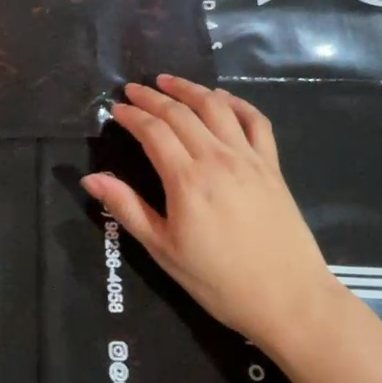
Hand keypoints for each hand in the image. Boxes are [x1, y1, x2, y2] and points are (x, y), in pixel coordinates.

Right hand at [83, 75, 339, 349]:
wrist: (290, 300)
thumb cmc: (219, 282)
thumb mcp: (164, 250)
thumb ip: (128, 208)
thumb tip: (91, 178)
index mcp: (187, 180)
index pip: (153, 131)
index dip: (132, 115)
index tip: (116, 108)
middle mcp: (217, 158)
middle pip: (181, 113)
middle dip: (153, 97)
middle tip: (133, 89)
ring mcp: (249, 159)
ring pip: (217, 107)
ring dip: (190, 89)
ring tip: (169, 81)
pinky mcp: (272, 166)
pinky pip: (256, 122)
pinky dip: (237, 103)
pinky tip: (222, 99)